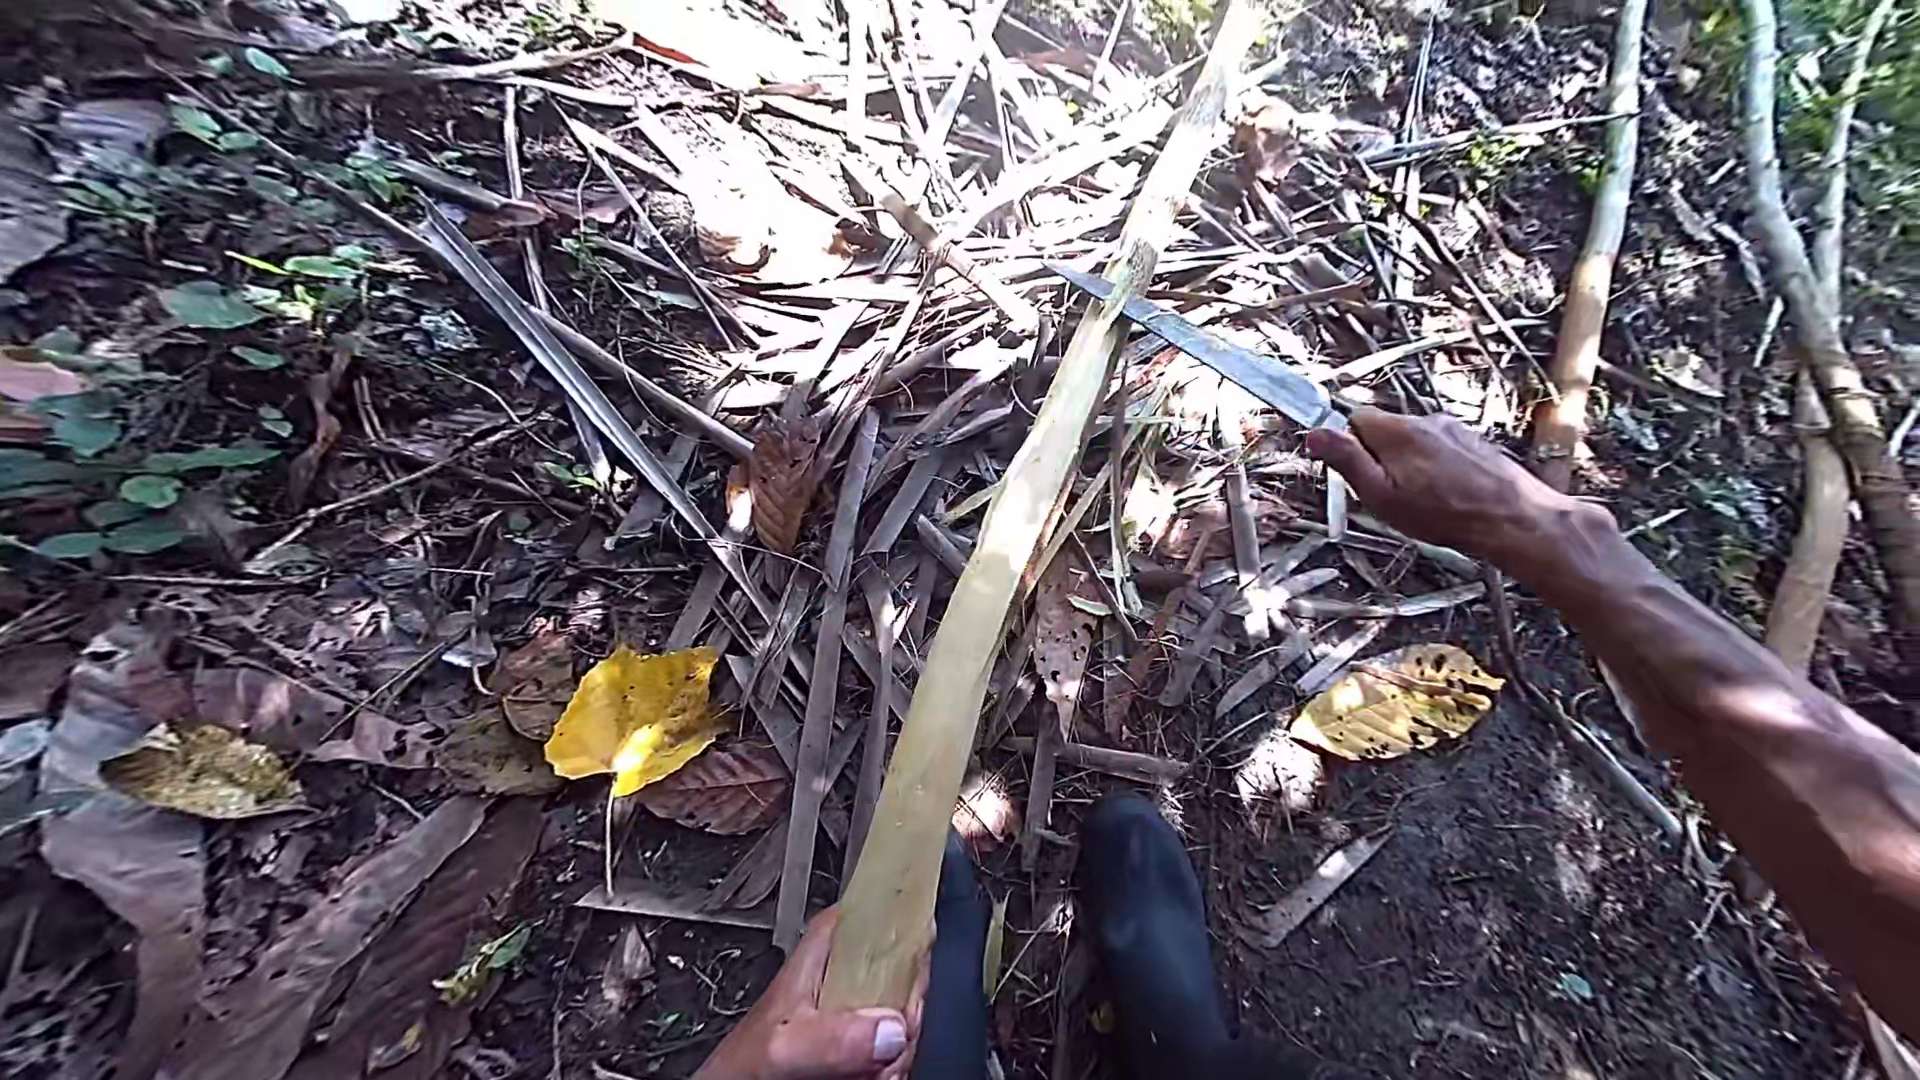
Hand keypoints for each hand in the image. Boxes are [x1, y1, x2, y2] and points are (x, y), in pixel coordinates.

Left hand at [692, 908, 922, 1079]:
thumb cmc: (744, 1061)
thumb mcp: (783, 1047)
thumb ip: (832, 1037)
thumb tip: (890, 1029)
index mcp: (833, 937)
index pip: (893, 914)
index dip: (911, 954)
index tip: (908, 999)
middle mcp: (850, 957)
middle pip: (908, 967)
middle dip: (906, 1012)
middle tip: (891, 1045)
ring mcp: (858, 989)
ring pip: (906, 1003)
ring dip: (901, 1042)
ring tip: (878, 1068)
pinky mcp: (861, 1021)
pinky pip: (898, 1032)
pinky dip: (895, 1057)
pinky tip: (879, 1073)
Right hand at [1305, 407, 1585, 572]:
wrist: (1515, 520)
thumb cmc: (1445, 514)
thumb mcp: (1378, 493)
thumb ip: (1346, 459)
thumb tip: (1315, 434)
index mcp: (1397, 431)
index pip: (1354, 418)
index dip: (1349, 447)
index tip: (1357, 473)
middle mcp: (1426, 421)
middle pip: (1382, 430)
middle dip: (1377, 458)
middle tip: (1387, 492)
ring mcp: (1453, 430)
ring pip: (1409, 441)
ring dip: (1405, 464)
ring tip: (1417, 498)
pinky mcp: (1472, 443)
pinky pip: (1435, 449)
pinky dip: (1431, 468)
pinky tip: (1441, 494)